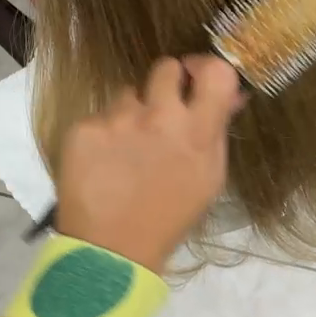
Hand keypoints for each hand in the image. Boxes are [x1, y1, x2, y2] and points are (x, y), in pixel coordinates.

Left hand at [53, 55, 243, 273]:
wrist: (113, 250)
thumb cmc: (171, 214)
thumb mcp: (210, 175)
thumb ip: (218, 129)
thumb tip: (232, 93)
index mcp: (198, 130)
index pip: (215, 71)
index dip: (205, 66)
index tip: (196, 77)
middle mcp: (160, 116)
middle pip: (165, 67)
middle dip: (166, 83)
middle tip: (162, 110)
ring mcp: (118, 120)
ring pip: (128, 94)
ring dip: (132, 112)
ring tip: (129, 148)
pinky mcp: (83, 129)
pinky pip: (99, 116)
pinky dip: (104, 133)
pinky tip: (106, 161)